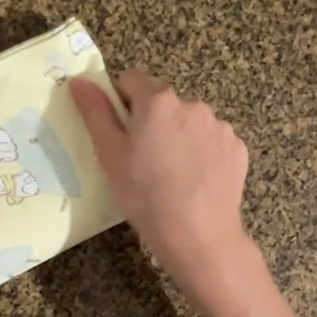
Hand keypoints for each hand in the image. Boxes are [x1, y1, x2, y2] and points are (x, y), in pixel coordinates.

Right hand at [71, 70, 254, 292]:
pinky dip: (203, 154)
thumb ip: (95, 113)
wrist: (199, 236)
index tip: (119, 133)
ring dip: (180, 137)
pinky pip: (213, 142)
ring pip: (190, 123)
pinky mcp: (237, 148)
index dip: (121, 103)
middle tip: (144, 161)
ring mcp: (219, 126)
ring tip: (173, 175)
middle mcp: (192, 104)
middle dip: (152, 122)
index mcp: (157, 102)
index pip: (131, 80)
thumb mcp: (110, 156)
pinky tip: (196, 182)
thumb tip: (79, 81)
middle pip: (163, 103)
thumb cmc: (145, 197)